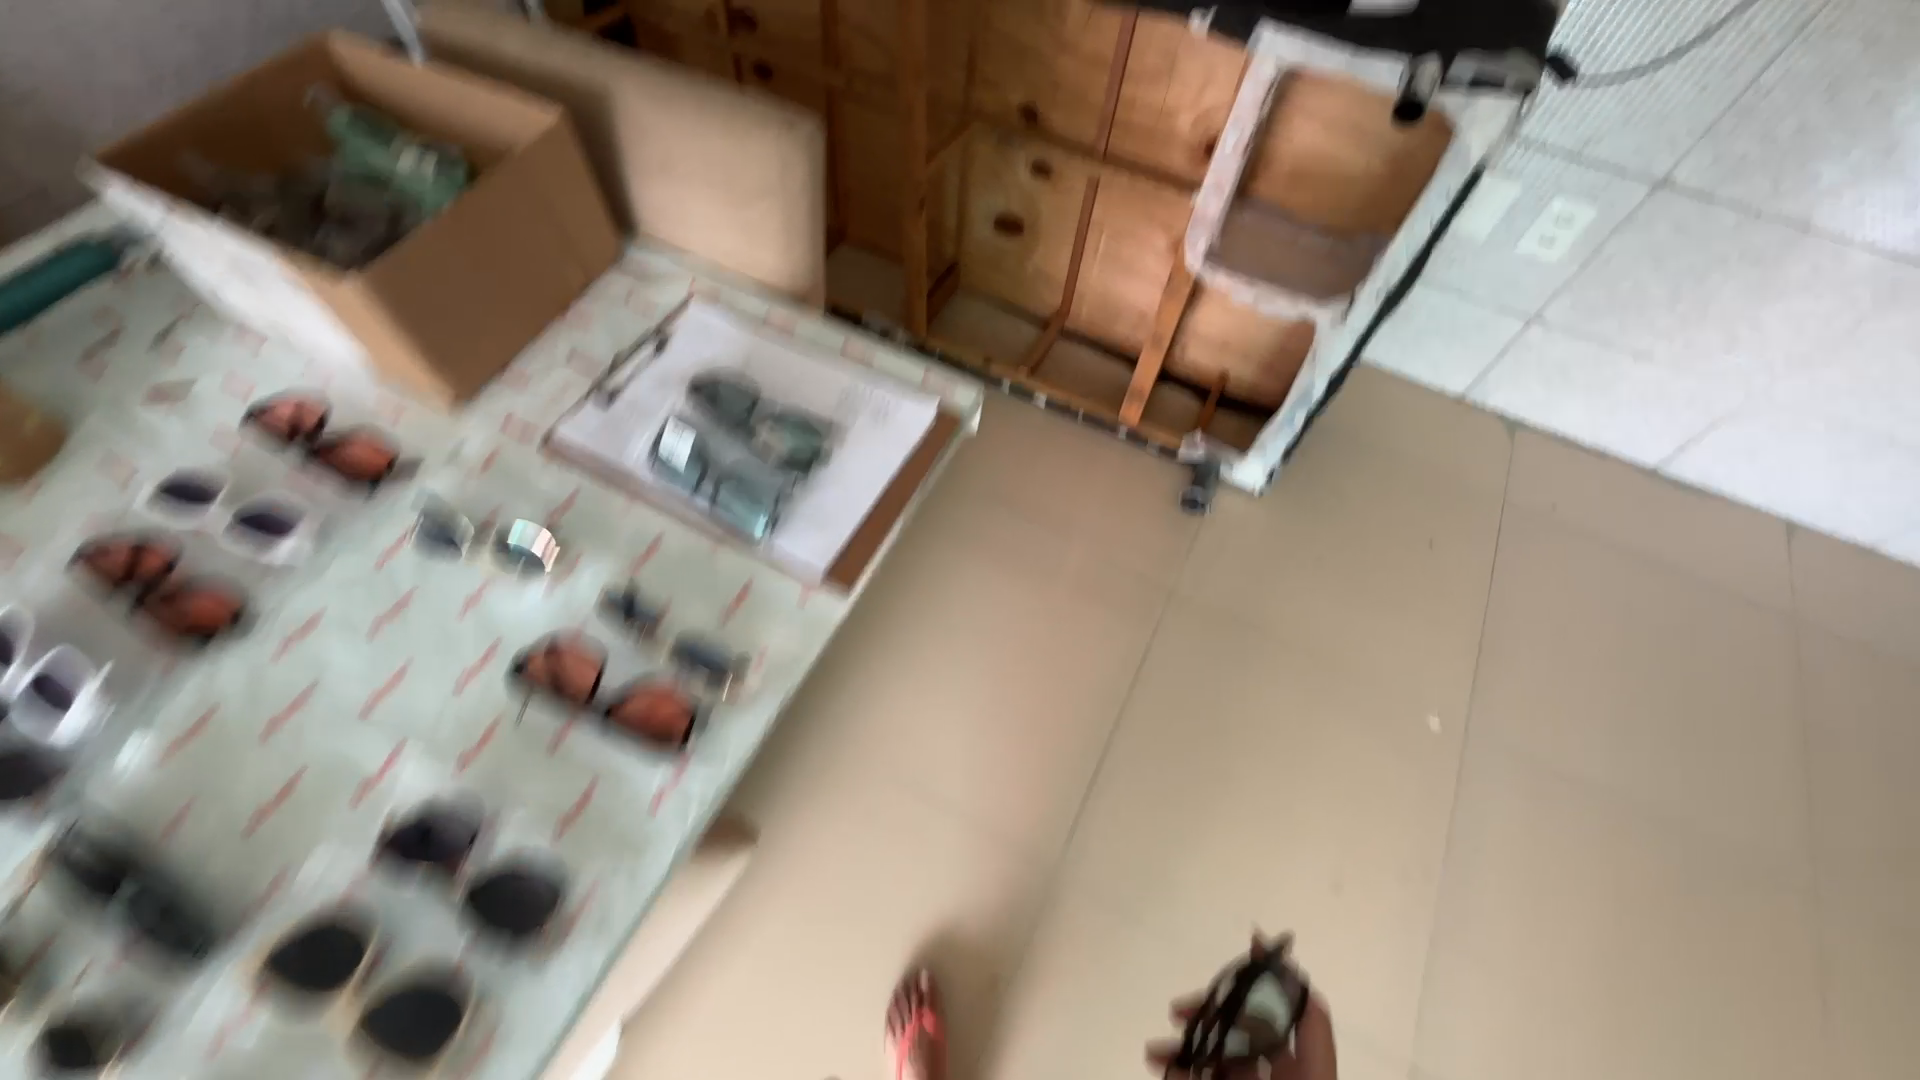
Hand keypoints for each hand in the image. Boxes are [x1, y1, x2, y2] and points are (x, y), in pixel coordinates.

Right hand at [1146, 937, 1336, 1079]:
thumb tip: (1289, 993)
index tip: (1253, 940)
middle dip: (1214, 1012)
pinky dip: (1189, 1071)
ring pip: (1228, 1055)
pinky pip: (1212, 1076)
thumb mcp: (1266, 1077)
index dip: (1283, 975)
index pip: (1306, 1015)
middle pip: (1255, 1027)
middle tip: (1177, 1010)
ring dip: (1191, 1046)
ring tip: (1155, 1055)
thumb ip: (1264, 1053)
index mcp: (1307, 1078)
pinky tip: (1165, 1071)